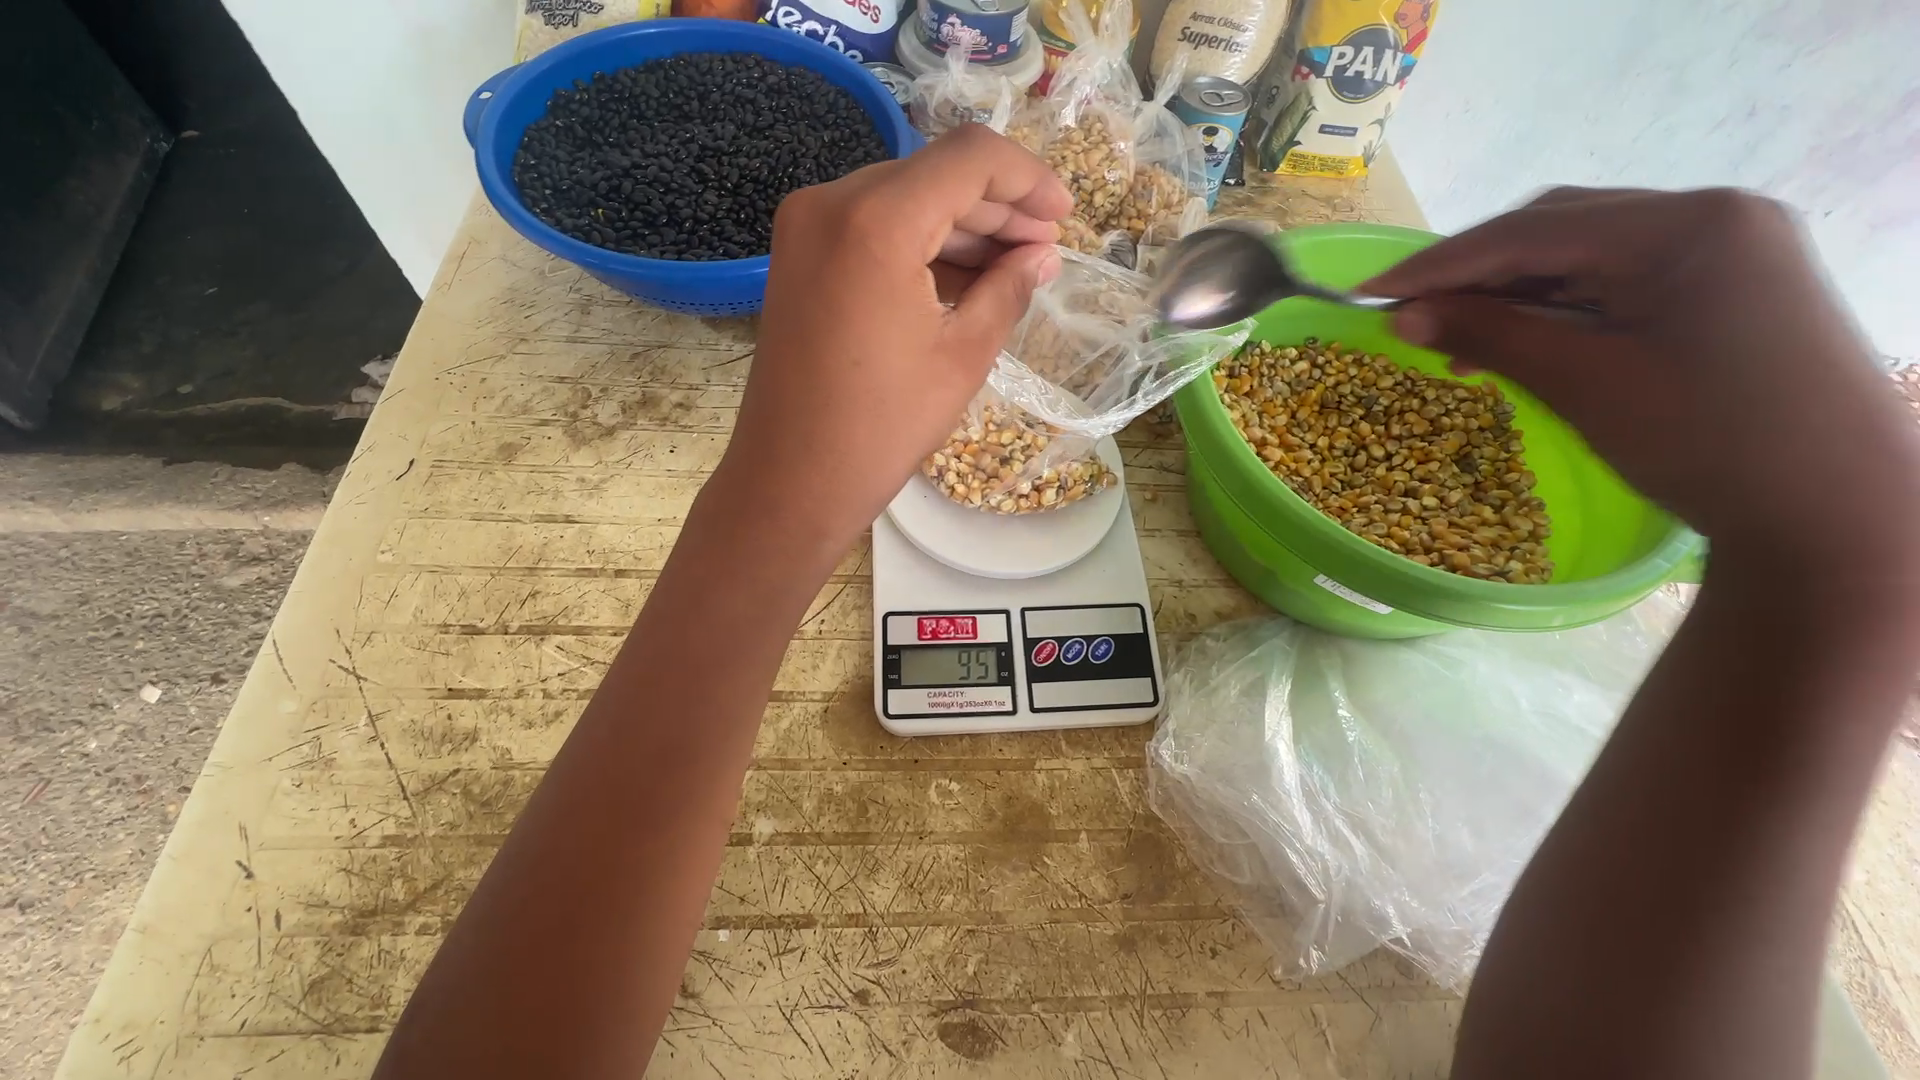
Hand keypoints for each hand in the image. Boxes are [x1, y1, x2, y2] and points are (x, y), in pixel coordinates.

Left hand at [714, 125, 1071, 552]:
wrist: (791, 480)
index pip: (970, 158)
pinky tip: (965, 278)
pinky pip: (873, 228)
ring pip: (904, 199)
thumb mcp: (962, 356)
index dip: (1028, 178)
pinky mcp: (798, 256)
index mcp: (877, 221)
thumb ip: (1008, 289)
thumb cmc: (882, 427)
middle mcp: (831, 202)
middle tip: (1044, 248)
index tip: (1065, 213)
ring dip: (961, 227)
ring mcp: (806, 227)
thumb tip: (1042, 255)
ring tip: (1014, 268)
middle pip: (934, 174)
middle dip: (998, 207)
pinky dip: (920, 245)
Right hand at [1367, 187, 1919, 575]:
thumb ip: (1490, 335)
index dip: (1436, 265)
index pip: (1529, 232)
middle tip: (1409, 317)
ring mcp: (1726, 248)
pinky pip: (1616, 281)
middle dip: (1474, 273)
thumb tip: (1403, 316)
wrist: (1836, 509)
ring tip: (1457, 342)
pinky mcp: (1726, 284)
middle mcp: (1711, 216)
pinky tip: (1520, 343)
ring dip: (1513, 294)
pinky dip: (1556, 309)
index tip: (1365, 293)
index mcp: (1686, 226)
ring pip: (1583, 255)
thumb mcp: (1584, 383)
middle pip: (1557, 230)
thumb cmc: (1708, 441)